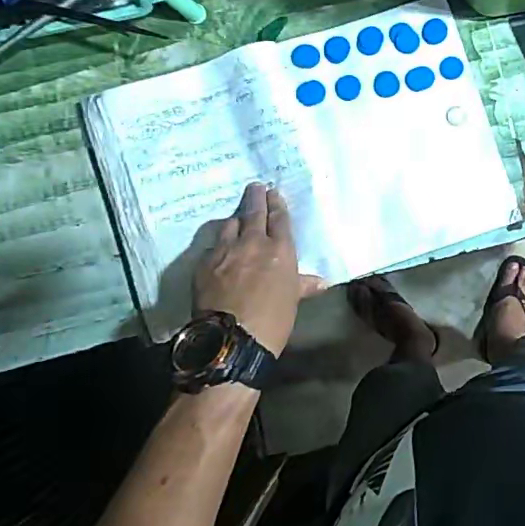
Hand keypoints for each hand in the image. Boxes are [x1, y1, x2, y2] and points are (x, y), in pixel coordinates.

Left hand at [192, 183, 320, 355]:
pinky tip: (220, 246)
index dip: (277, 204)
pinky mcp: (204, 263)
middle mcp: (253, 243)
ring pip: (230, 225)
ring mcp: (226, 251)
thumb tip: (321, 283)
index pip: (279, 219)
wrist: (232, 338)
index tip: (273, 193)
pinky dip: (219, 243)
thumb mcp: (292, 299)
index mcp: (281, 250)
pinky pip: (213, 245)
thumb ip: (302, 285)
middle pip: (254, 213)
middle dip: (255, 198)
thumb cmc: (273, 319)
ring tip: (237, 216)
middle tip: (255, 187)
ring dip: (235, 219)